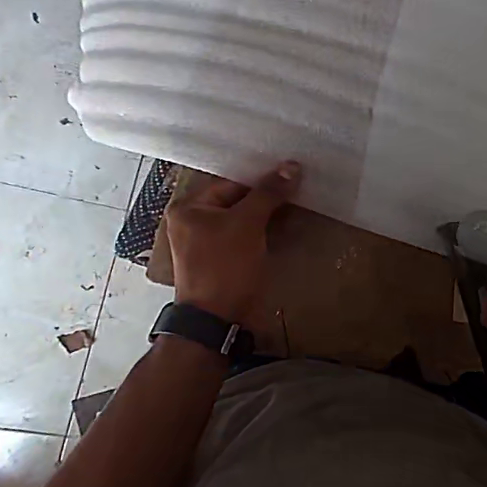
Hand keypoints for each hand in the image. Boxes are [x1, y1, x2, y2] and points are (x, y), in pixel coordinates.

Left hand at [166, 160, 300, 320]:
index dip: (262, 179)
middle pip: (236, 200)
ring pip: (243, 219)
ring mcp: (206, 243)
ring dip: (268, 215)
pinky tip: (284, 228)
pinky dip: (263, 232)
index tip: (292, 175)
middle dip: (266, 197)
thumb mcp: (248, 224)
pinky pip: (245, 237)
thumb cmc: (225, 267)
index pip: (231, 183)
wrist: (218, 319)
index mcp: (188, 207)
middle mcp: (193, 222)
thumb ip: (268, 194)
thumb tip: (291, 166)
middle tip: (298, 188)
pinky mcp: (221, 260)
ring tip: (297, 206)